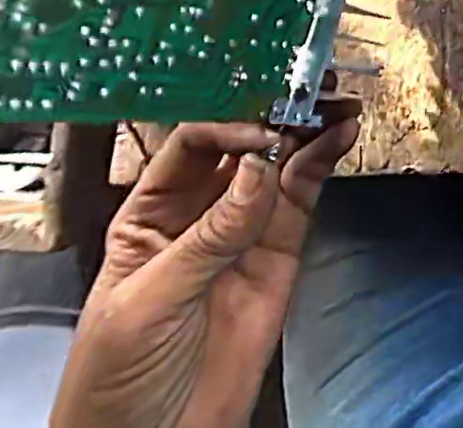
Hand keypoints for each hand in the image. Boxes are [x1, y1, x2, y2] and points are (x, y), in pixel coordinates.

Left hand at [51, 114, 358, 427]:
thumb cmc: (120, 377)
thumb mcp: (149, 303)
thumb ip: (209, 235)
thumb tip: (262, 166)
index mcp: (154, 210)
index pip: (194, 143)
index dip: (230, 123)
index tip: (266, 124)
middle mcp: (205, 204)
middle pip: (246, 141)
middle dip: (280, 111)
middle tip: (316, 87)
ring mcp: (249, 222)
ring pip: (284, 159)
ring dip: (312, 127)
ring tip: (341, 103)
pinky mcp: (284, 242)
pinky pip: (306, 191)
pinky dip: (326, 159)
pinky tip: (342, 135)